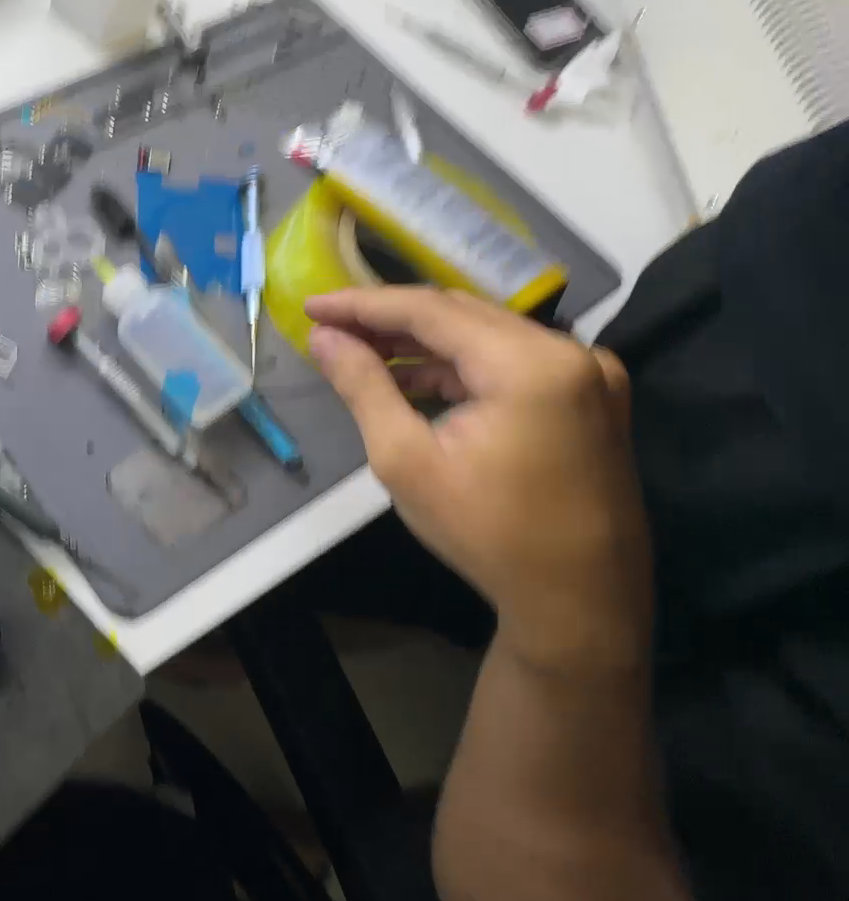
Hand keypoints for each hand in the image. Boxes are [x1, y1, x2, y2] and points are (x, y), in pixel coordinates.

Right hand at [305, 288, 651, 670]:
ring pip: (486, 336)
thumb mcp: (404, 458)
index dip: (363, 304)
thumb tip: (323, 339)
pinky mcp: (590, 397)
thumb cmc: (484, 529)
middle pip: (462, 314)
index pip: (430, 310)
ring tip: (359, 353)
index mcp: (528, 364)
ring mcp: (589, 374)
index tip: (310, 306)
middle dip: (389, 318)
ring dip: (421, 343)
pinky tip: (414, 382)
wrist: (577, 597)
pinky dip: (457, 366)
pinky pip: (510, 362)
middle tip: (328, 326)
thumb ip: (364, 387)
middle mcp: (570, 353)